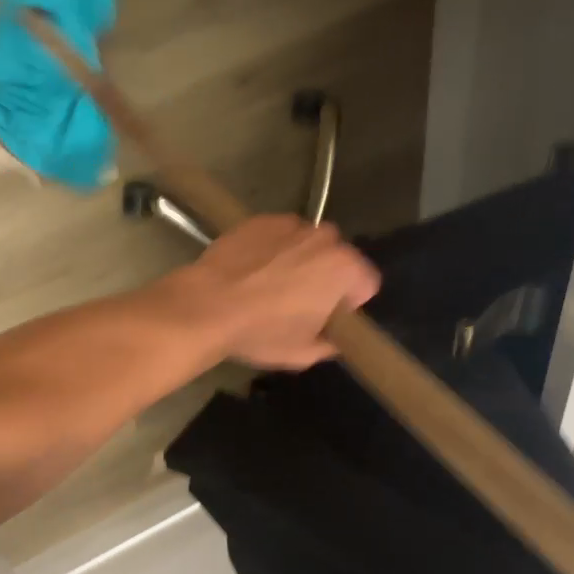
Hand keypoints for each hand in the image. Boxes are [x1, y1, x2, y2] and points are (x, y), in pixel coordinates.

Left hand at [165, 214, 380, 369]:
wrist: (206, 306)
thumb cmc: (260, 332)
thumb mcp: (301, 354)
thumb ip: (328, 346)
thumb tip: (332, 340)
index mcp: (345, 269)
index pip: (366, 285)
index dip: (348, 305)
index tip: (326, 318)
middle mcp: (325, 237)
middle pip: (337, 260)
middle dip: (323, 278)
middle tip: (295, 304)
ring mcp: (291, 224)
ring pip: (306, 245)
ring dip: (297, 261)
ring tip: (266, 287)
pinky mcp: (260, 220)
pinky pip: (276, 236)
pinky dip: (269, 249)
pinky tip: (248, 272)